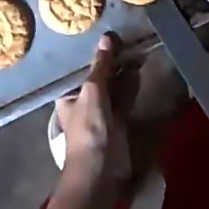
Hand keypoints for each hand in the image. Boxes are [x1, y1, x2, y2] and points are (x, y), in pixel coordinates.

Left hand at [55, 34, 130, 192]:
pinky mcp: (118, 122)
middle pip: (100, 76)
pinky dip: (130, 86)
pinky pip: (124, 99)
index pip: (83, 67)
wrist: (100, 172)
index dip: (97, 53)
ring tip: (137, 50)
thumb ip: (101, 66)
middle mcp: (83, 101)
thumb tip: (107, 38)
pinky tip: (139, 70)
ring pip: (114, 86)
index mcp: (69, 94)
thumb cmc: (89, 128)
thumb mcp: (92, 91)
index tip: (110, 35)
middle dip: (113, 61)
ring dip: (124, 71)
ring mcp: (101, 113)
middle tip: (128, 40)